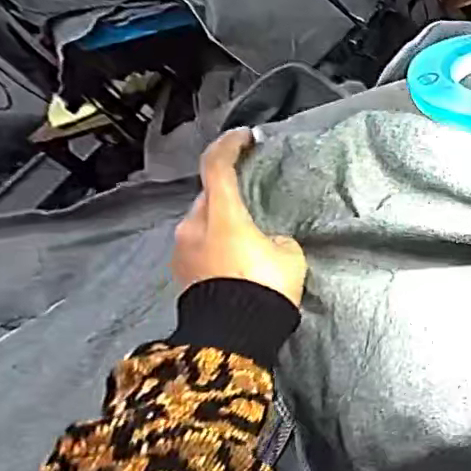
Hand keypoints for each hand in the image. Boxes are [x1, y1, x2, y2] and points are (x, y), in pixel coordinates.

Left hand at [172, 127, 305, 305]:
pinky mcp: (180, 272)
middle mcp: (193, 224)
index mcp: (221, 214)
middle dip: (229, 196)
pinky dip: (217, 248)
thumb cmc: (266, 286)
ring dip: (222, 226)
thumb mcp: (290, 257)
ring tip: (249, 241)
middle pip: (209, 198)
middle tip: (254, 204)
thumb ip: (277, 239)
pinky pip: (200, 248)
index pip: (218, 166)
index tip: (245, 137)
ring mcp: (181, 249)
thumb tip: (267, 240)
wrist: (233, 332)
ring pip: (203, 224)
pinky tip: (237, 264)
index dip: (230, 145)